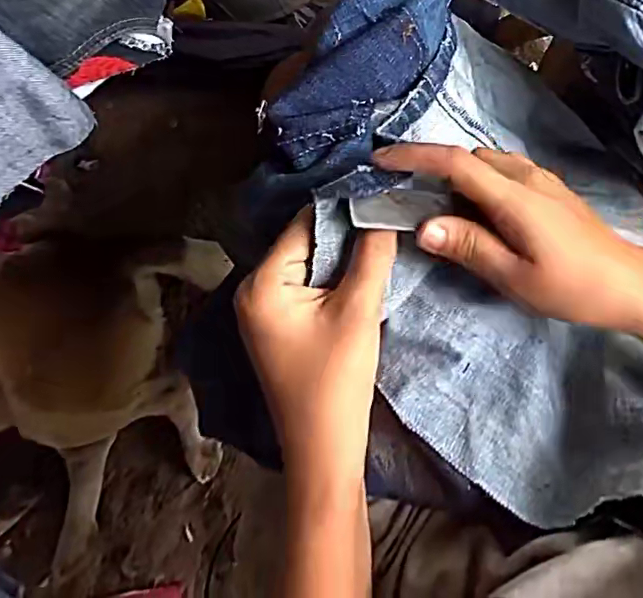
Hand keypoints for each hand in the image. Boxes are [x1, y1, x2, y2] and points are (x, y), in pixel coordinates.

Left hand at [235, 206, 396, 477]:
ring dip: (346, 251)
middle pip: (308, 239)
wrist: (325, 451)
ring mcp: (266, 308)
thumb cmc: (337, 380)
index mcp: (261, 284)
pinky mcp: (282, 323)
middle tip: (389, 211)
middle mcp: (254, 290)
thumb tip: (383, 206)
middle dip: (348, 228)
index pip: (306, 223)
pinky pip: (312, 281)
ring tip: (385, 233)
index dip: (345, 205)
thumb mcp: (359, 309)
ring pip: (314, 260)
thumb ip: (372, 252)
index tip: (383, 191)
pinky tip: (368, 266)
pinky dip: (339, 272)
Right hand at [371, 143, 642, 336]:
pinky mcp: (551, 187)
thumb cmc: (574, 287)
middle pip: (468, 157)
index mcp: (514, 196)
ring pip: (488, 161)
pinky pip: (505, 170)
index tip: (380, 160)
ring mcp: (542, 178)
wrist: (629, 282)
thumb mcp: (516, 278)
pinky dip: (480, 179)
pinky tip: (477, 208)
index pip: (454, 163)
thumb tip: (423, 225)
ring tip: (436, 203)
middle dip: (432, 166)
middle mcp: (527, 176)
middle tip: (403, 192)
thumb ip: (470, 247)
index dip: (414, 156)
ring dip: (458, 173)